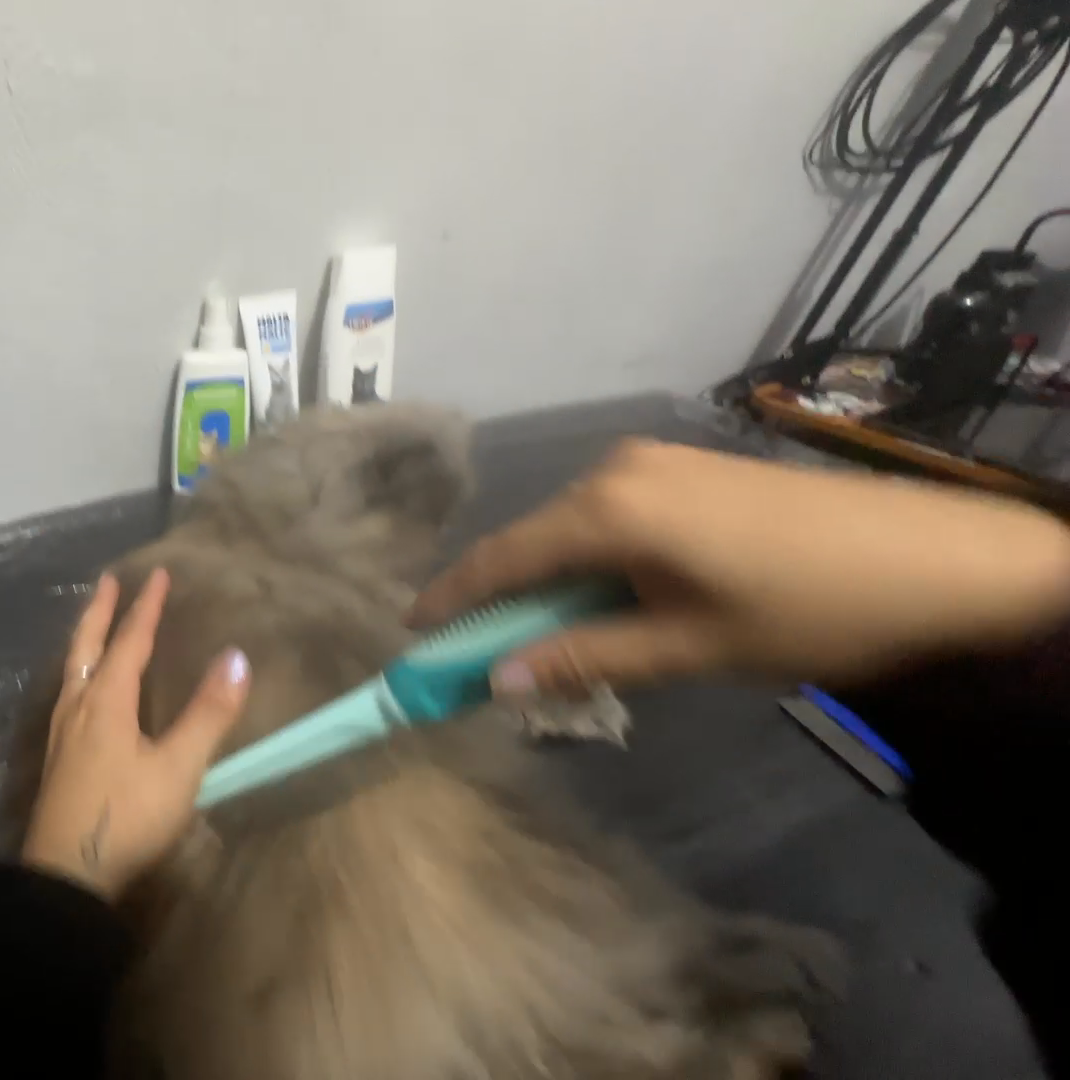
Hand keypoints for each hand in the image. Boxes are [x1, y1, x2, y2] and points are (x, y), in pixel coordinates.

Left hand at [21, 568, 250, 900]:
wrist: (65, 875)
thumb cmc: (126, 816)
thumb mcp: (178, 768)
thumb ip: (208, 714)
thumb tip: (236, 656)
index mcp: (107, 701)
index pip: (131, 642)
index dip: (146, 607)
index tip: (157, 574)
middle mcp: (79, 706)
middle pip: (88, 646)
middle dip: (101, 611)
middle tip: (108, 580)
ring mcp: (61, 733)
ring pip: (72, 669)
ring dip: (86, 639)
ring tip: (93, 626)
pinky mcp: (57, 758)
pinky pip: (68, 693)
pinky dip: (79, 671)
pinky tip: (81, 691)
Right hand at [410, 439, 1069, 695]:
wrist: (960, 561)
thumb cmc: (814, 610)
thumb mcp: (690, 647)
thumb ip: (584, 659)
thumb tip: (497, 683)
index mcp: (609, 510)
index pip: (502, 558)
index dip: (452, 597)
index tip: (411, 630)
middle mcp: (614, 471)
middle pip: (529, 541)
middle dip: (499, 595)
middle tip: (480, 647)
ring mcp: (649, 462)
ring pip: (565, 529)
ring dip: (546, 579)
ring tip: (546, 630)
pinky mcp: (680, 468)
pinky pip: (602, 515)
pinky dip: (585, 558)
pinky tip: (603, 591)